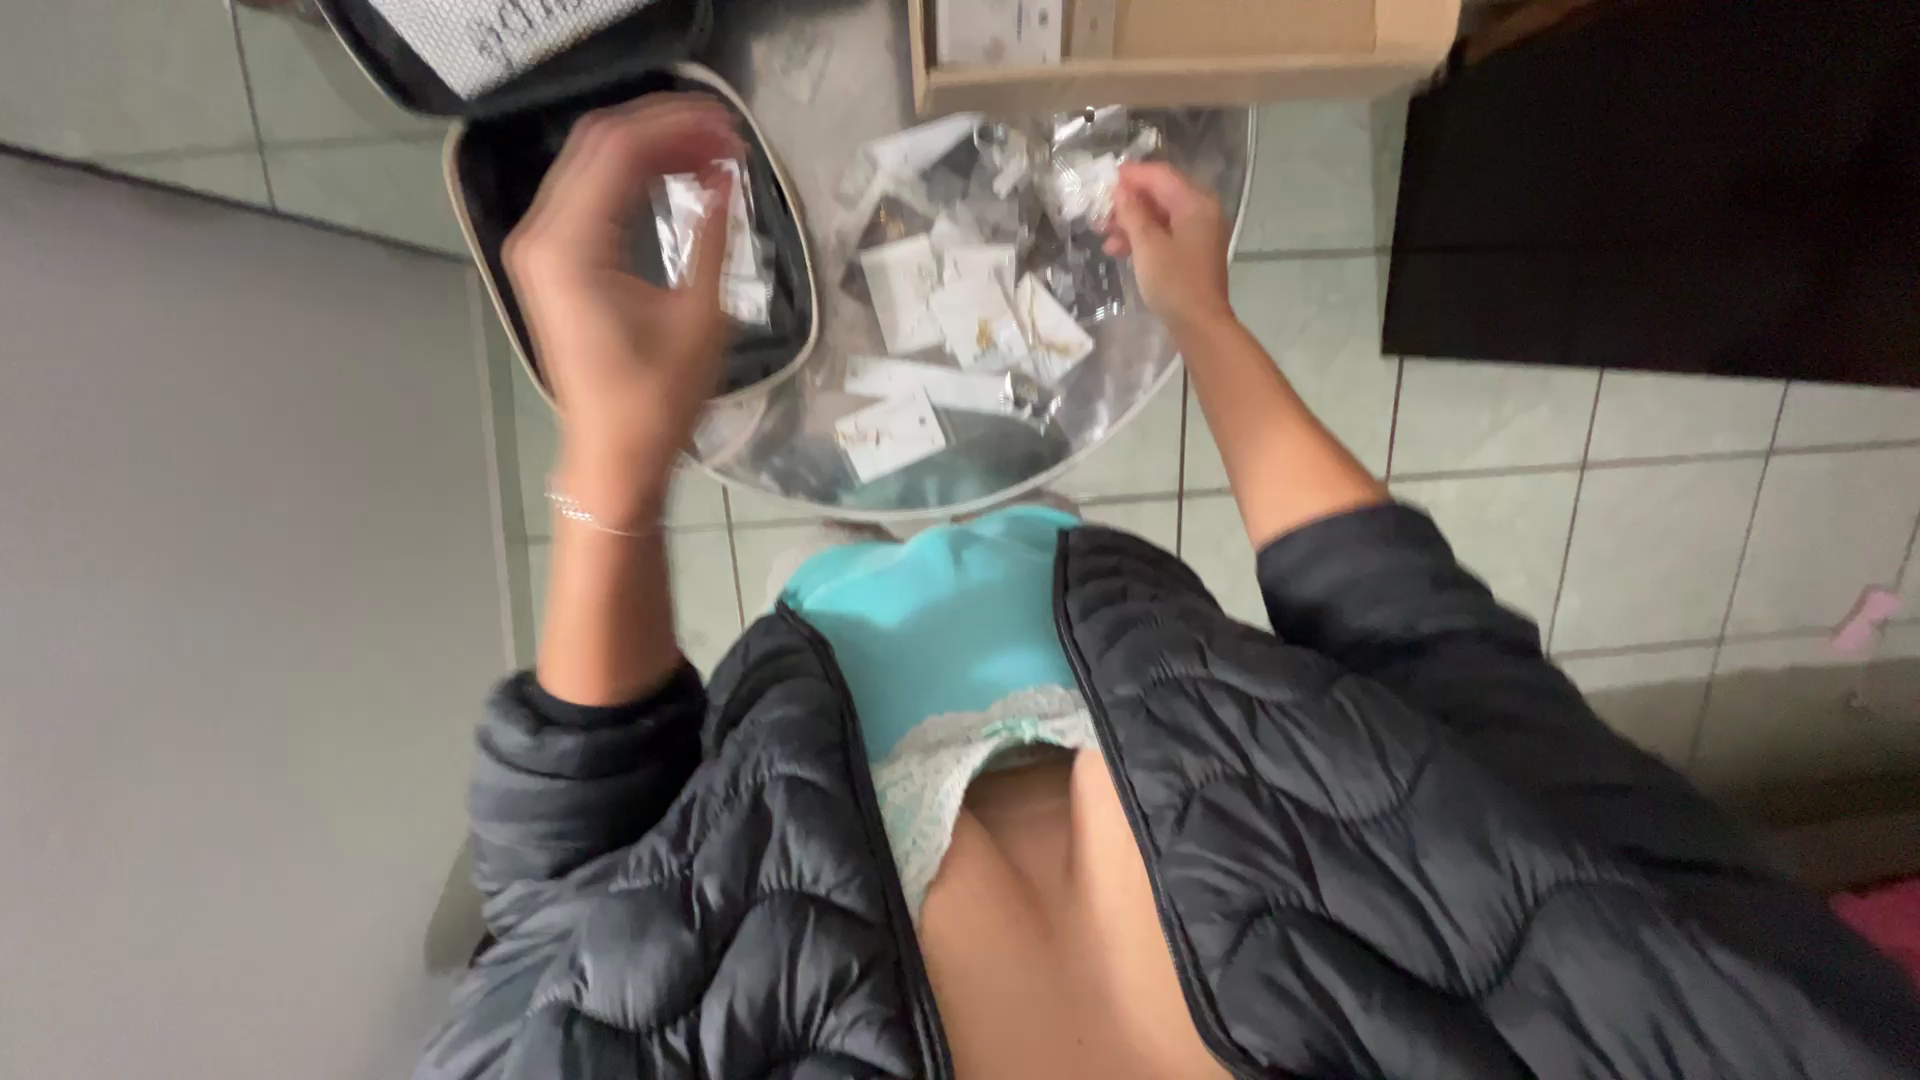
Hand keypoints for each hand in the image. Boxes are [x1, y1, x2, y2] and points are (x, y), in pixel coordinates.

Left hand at [504, 95, 744, 528]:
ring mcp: (542, 248)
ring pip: (593, 168)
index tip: (731, 131)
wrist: (616, 455)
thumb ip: (710, 236)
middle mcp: (542, 234)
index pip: (619, 149)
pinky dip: (634, 184)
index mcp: (571, 244)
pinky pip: (592, 200)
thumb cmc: (659, 399)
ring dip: (652, 155)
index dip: (678, 126)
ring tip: (711, 158)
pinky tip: (675, 185)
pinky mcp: (555, 265)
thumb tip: (724, 182)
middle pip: (599, 146)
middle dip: (666, 131)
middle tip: (727, 140)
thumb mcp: (700, 317)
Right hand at [1102, 163, 1234, 332]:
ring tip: (1103, 235)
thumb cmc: (1174, 283)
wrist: (1199, 324)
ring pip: (1160, 217)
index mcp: (1196, 203)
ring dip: (1131, 223)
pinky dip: (1143, 238)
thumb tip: (1121, 191)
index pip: (1161, 176)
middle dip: (1129, 202)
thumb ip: (1133, 214)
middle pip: (1161, 195)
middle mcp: (1201, 211)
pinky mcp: (1192, 253)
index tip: (1105, 180)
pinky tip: (1119, 250)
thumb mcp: (1147, 246)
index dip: (1132, 175)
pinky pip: (1165, 235)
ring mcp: (1198, 233)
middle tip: (1100, 213)